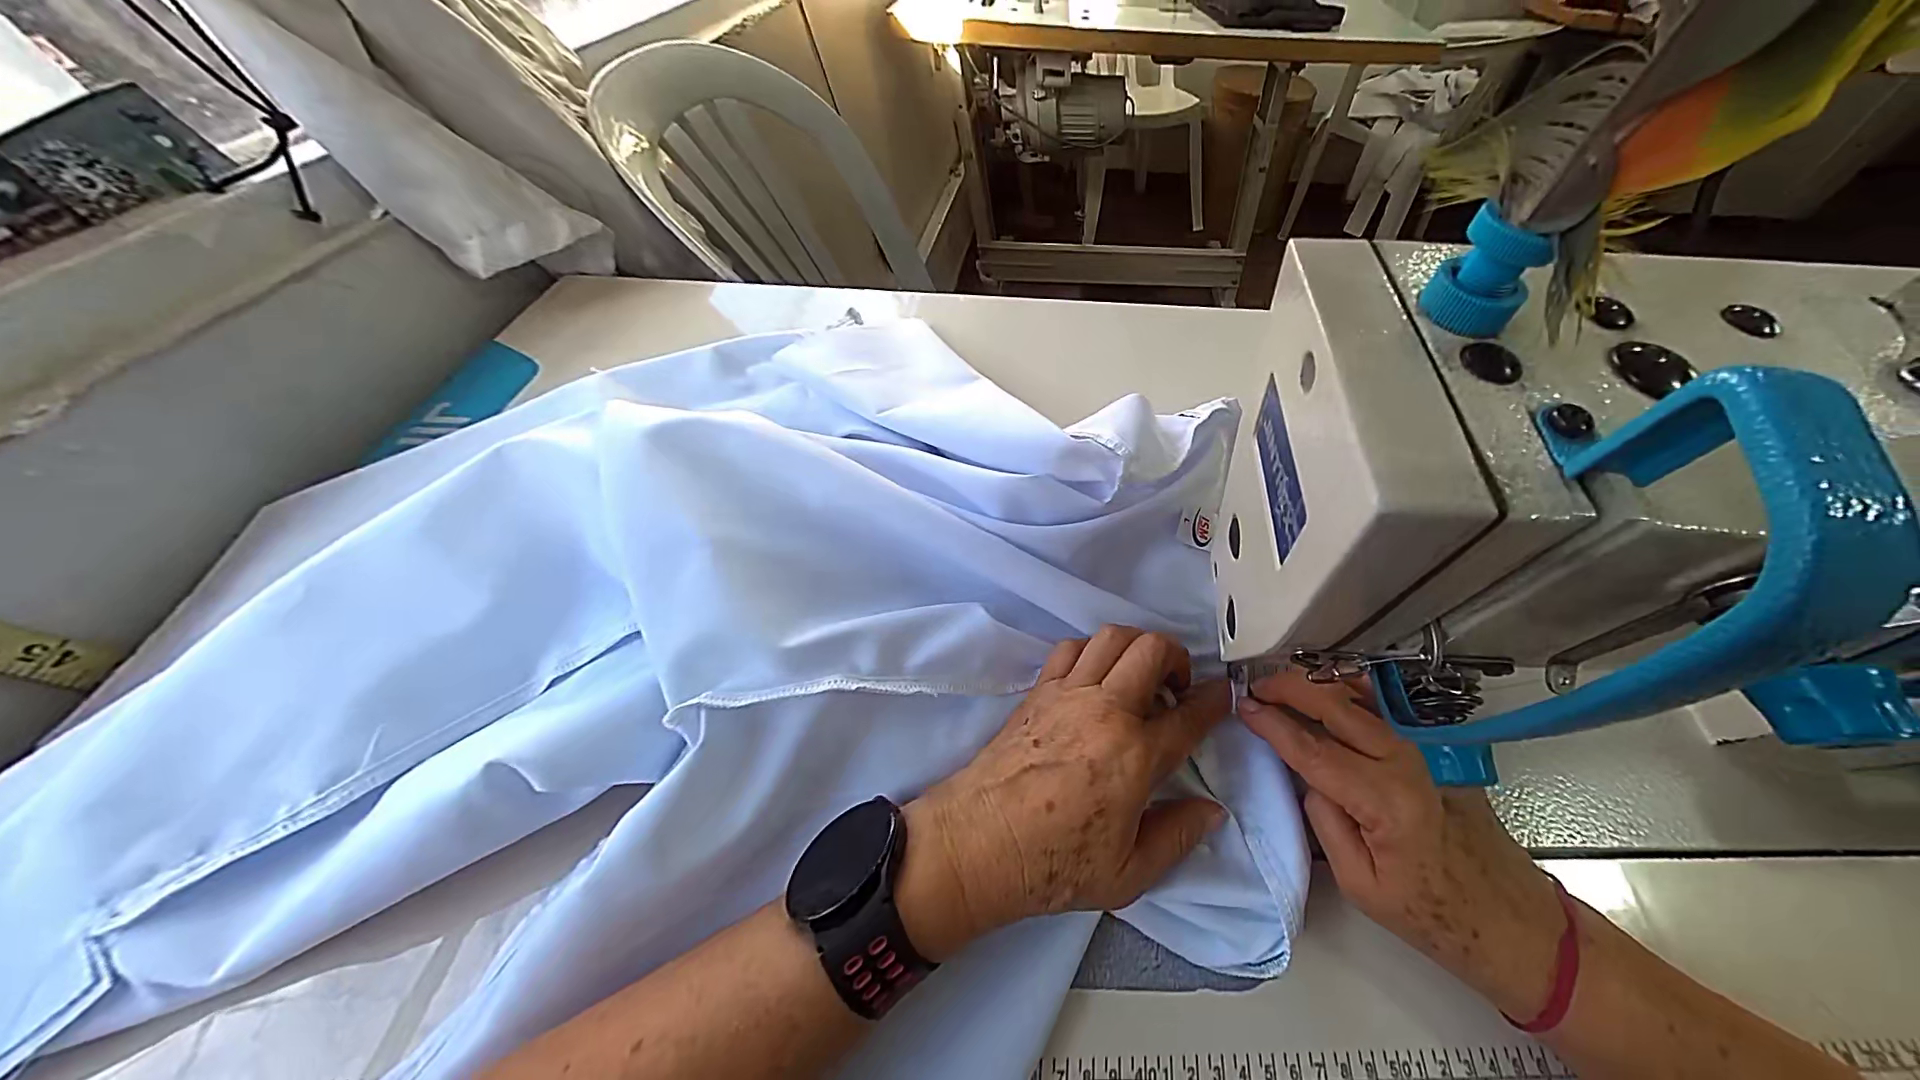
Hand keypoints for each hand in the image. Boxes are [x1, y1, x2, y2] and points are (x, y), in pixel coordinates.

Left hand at [895, 626, 1231, 960]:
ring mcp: (1066, 695)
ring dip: (1134, 646)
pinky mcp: (1036, 692)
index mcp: (1136, 755)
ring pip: (1110, 637)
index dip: (1215, 700)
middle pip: (1151, 650)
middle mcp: (1104, 711)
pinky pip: (1068, 649)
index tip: (1223, 695)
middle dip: (1176, 656)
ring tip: (1137, 675)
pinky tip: (1092, 678)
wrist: (979, 842)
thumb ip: (1177, 837)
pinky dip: (1090, 651)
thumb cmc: (1054, 863)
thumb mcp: (1129, 873)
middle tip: (1176, 684)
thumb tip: (1209, 810)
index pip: (1190, 714)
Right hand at [1235, 667, 1564, 1018]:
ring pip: (1363, 699)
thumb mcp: (1360, 883)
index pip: (1312, 749)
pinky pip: (1384, 710)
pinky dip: (1353, 689)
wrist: (1515, 924)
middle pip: (1336, 707)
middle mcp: (1407, 765)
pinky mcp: (1436, 754)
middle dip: (1289, 688)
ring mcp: (1426, 754)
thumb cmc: (1434, 916)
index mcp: (1384, 802)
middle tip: (1255, 686)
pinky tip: (1330, 685)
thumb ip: (1325, 821)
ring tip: (1281, 683)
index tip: (1242, 706)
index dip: (1272, 723)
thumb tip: (1309, 779)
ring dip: (1318, 684)